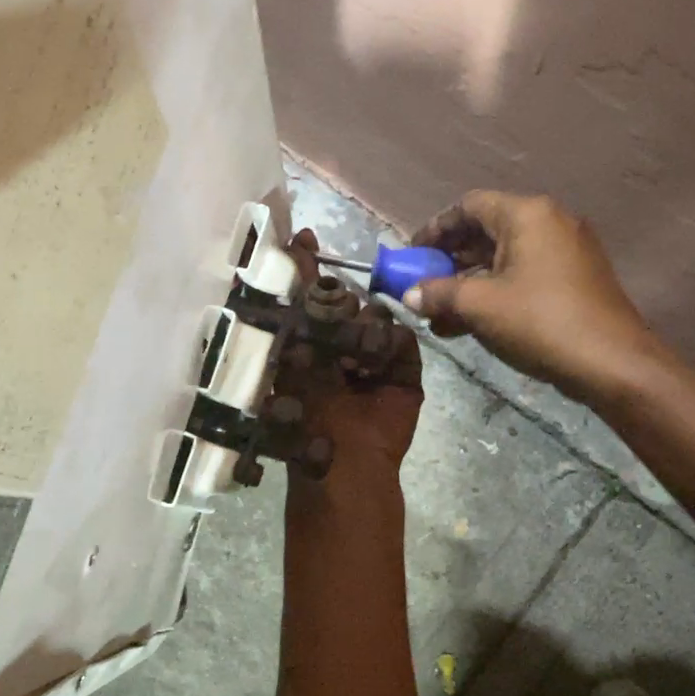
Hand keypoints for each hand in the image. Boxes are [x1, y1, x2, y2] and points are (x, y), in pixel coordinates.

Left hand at [277, 230, 423, 481]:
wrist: (344, 458)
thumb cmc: (305, 411)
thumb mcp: (290, 352)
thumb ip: (295, 302)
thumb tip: (292, 248)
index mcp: (309, 342)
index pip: (310, 293)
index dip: (306, 265)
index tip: (304, 237)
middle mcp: (341, 344)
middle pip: (348, 301)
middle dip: (337, 308)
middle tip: (325, 330)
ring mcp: (375, 357)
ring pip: (376, 316)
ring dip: (360, 334)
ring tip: (345, 364)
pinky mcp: (404, 371)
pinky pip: (402, 341)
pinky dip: (388, 349)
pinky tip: (368, 370)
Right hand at [406, 191, 665, 403]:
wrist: (614, 364)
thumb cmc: (541, 321)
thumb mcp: (480, 306)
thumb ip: (438, 294)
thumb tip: (409, 295)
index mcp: (527, 215)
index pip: (468, 206)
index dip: (434, 229)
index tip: (411, 255)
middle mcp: (549, 222)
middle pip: (486, 230)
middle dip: (449, 259)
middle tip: (422, 283)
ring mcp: (566, 251)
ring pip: (504, 257)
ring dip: (468, 281)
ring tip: (438, 313)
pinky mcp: (574, 278)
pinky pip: (523, 274)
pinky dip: (494, 291)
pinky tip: (468, 323)